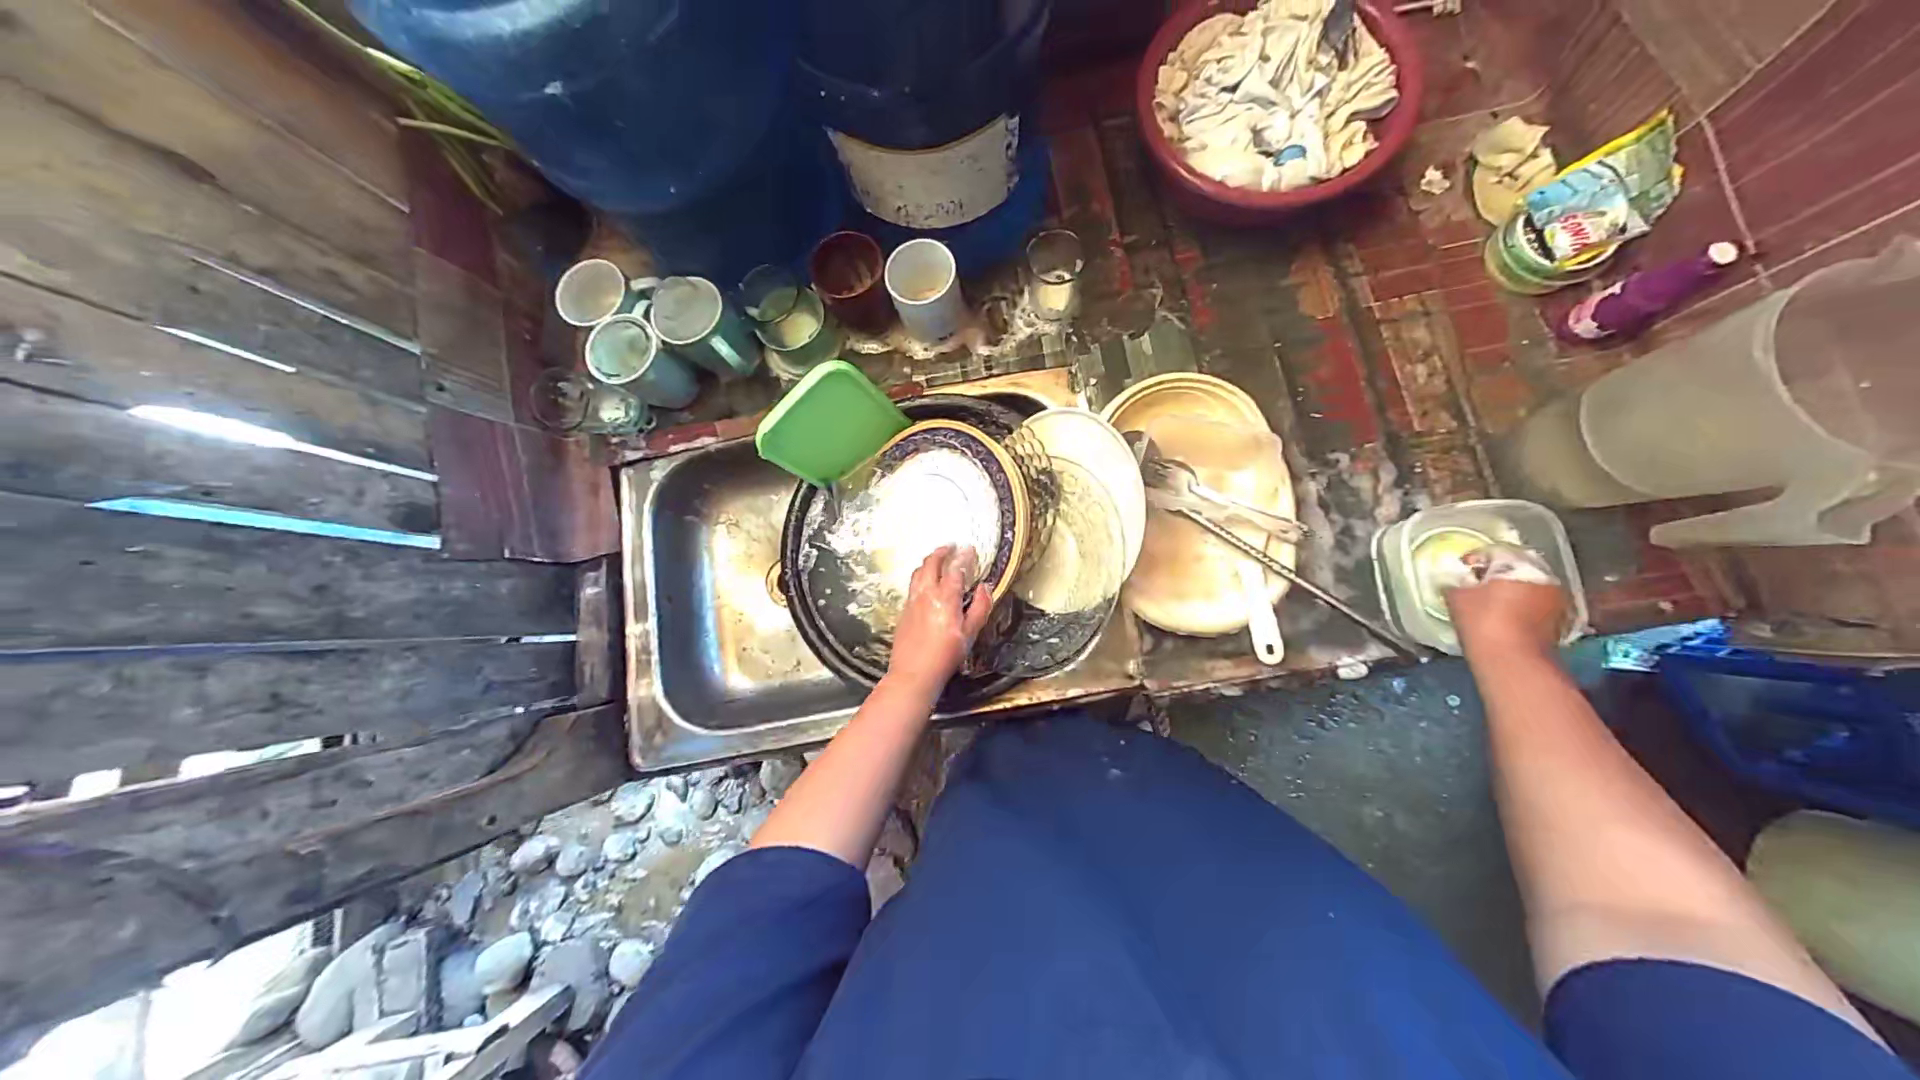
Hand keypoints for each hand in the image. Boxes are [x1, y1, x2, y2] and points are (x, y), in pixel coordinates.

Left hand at [886, 545, 992, 695]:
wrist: (913, 674)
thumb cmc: (944, 657)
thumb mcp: (970, 635)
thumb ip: (979, 608)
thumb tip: (985, 588)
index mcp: (945, 599)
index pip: (955, 569)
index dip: (964, 557)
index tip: (970, 549)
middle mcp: (926, 595)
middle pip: (931, 563)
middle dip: (942, 551)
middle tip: (951, 547)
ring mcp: (912, 601)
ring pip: (918, 572)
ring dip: (928, 561)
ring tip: (937, 559)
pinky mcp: (904, 610)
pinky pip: (912, 585)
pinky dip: (920, 575)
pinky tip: (925, 582)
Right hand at [1444, 544, 1569, 654]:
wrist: (1512, 660)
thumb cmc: (1482, 621)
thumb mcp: (1457, 597)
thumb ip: (1455, 582)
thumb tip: (1455, 578)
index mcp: (1519, 565)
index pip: (1495, 552)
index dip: (1474, 559)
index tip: (1461, 569)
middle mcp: (1545, 576)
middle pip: (1517, 567)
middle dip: (1497, 574)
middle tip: (1476, 584)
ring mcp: (1557, 598)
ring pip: (1529, 586)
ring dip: (1512, 590)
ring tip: (1491, 601)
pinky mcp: (1560, 619)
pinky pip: (1537, 603)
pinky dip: (1522, 605)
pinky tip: (1506, 615)